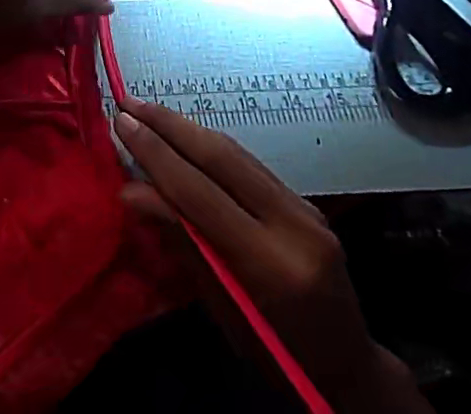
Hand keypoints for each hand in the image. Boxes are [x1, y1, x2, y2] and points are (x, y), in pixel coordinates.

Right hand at [114, 97, 428, 413]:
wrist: (349, 369)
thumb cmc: (276, 355)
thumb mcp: (221, 310)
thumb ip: (181, 244)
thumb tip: (131, 191)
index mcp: (271, 264)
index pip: (201, 194)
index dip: (156, 154)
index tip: (121, 122)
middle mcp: (295, 226)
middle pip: (222, 159)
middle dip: (170, 125)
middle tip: (129, 102)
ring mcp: (306, 210)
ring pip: (238, 155)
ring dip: (188, 129)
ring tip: (148, 112)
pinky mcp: (307, 203)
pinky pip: (252, 167)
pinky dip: (212, 148)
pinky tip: (186, 138)